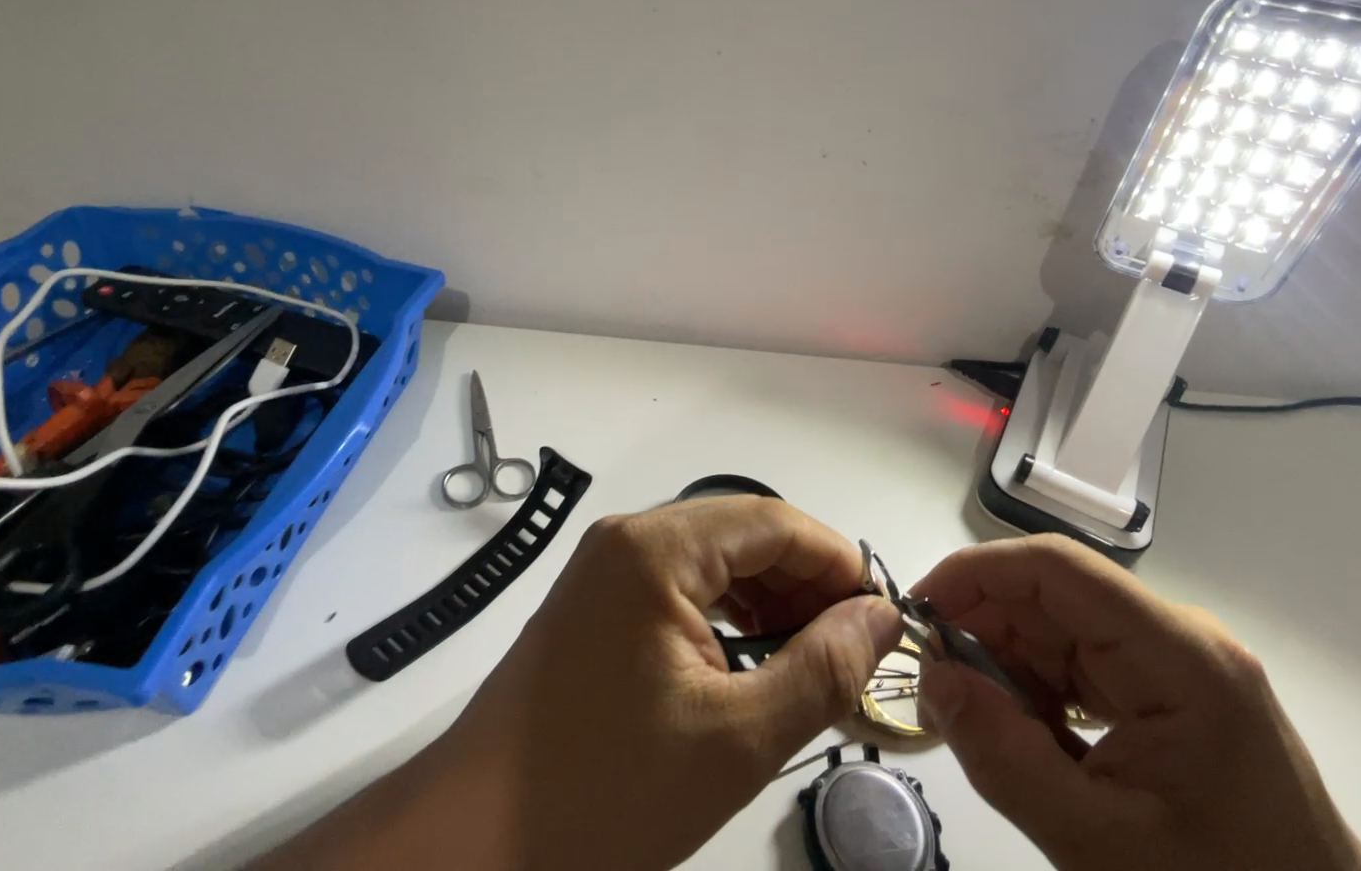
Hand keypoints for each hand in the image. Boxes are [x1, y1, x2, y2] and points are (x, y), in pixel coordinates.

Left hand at [269, 496, 901, 870]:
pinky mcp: (596, 606)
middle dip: (806, 585)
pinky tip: (754, 663)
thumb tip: (880, 617)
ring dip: (770, 603)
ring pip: (713, 562)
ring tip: (814, 663)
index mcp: (654, 549)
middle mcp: (626, 540)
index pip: (773, 522)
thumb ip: (823, 669)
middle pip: (743, 535)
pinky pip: (680, 589)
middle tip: (855, 653)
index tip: (884, 620)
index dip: (838, 563)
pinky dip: (728, 617)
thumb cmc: (607, 790)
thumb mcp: (737, 739)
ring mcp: (605, 571)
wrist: (475, 838)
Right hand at [913, 535, 1360, 870]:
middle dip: (979, 628)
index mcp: (1179, 656)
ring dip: (1000, 665)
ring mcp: (1170, 660)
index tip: (916, 616)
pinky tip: (1019, 735)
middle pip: (1050, 595)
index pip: (1057, 567)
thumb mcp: (1099, 842)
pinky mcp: (1161, 688)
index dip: (976, 573)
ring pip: (1053, 628)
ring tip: (973, 725)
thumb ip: (1004, 759)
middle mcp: (1176, 638)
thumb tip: (931, 679)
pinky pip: (1073, 664)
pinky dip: (1030, 691)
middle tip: (932, 691)